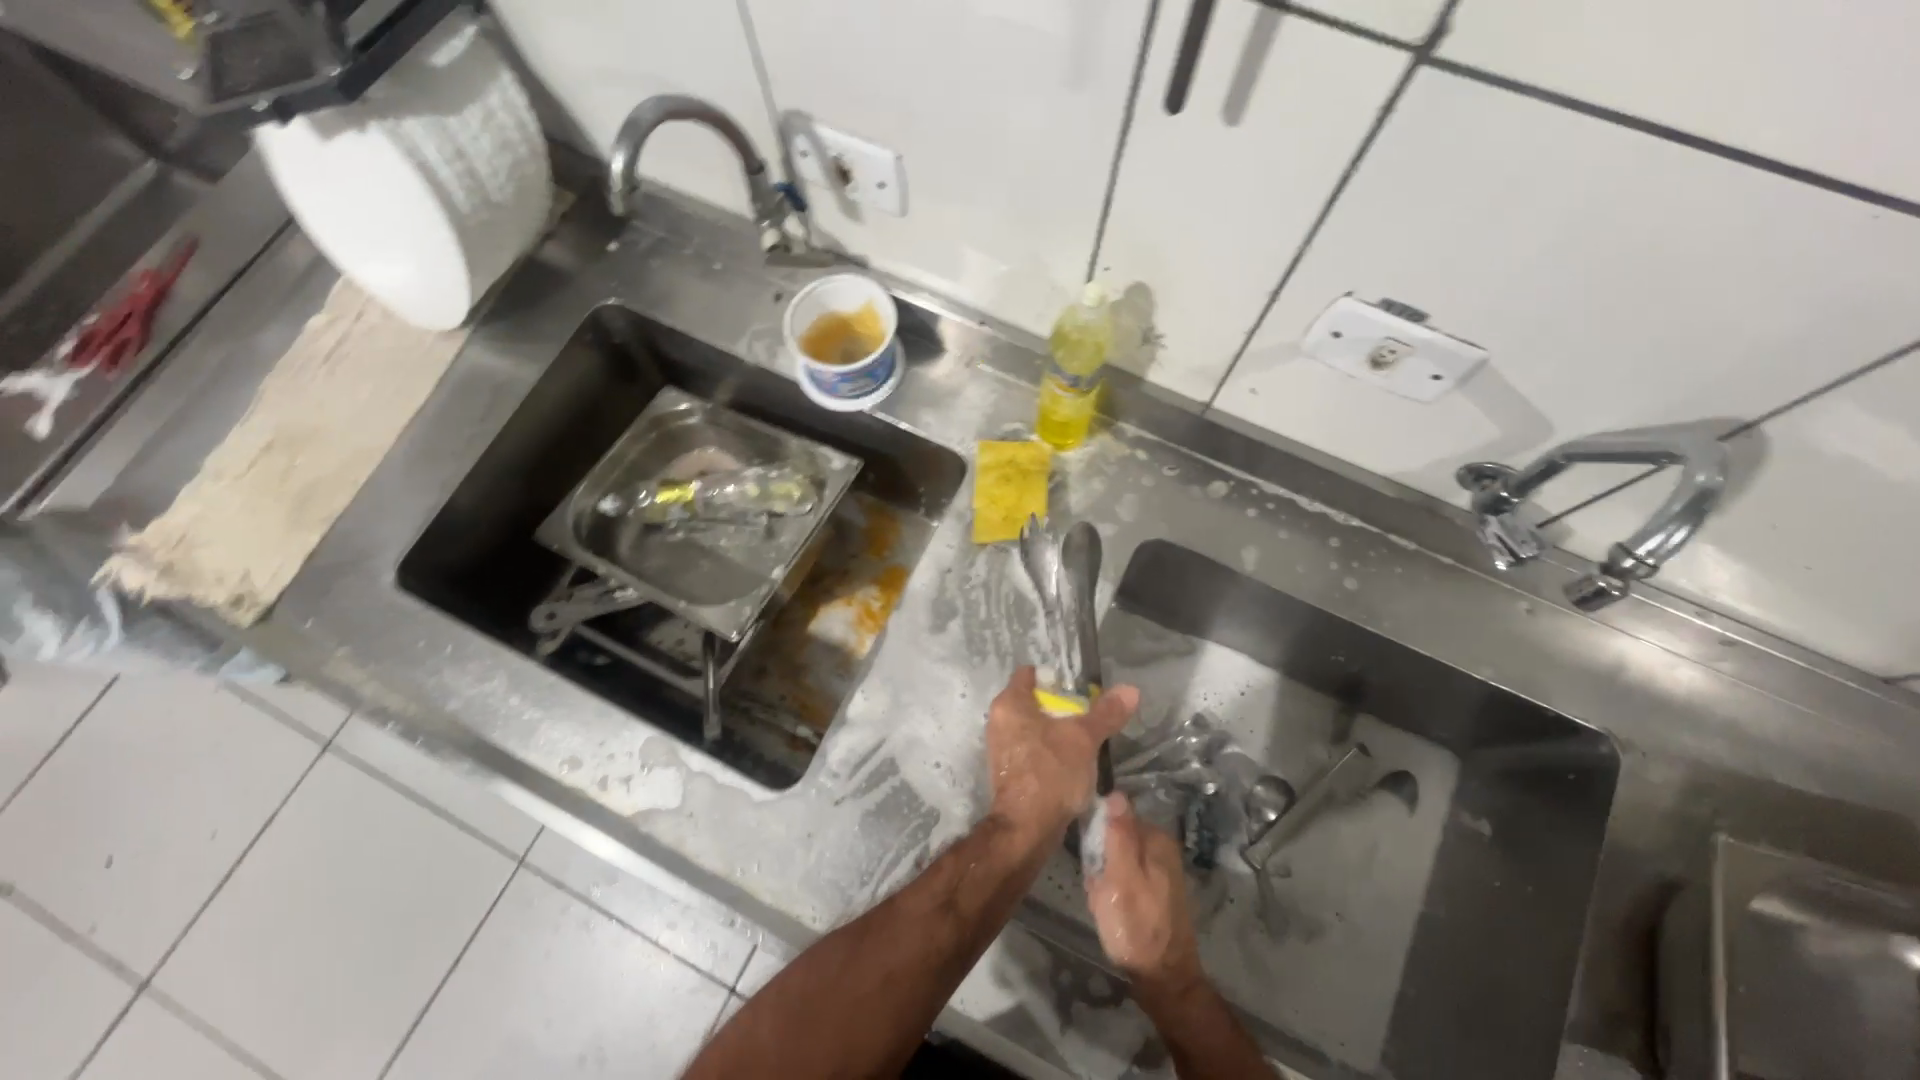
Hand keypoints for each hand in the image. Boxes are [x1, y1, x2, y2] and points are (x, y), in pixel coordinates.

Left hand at [986, 667, 1136, 841]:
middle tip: (1089, 716)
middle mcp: (998, 721)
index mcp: (1009, 704)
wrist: (1027, 827)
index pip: (1030, 674)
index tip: (1079, 690)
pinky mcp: (1008, 771)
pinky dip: (1049, 751)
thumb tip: (1130, 690)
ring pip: (1033, 728)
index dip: (1055, 677)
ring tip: (1084, 740)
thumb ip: (1106, 713)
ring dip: (1056, 732)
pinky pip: (1031, 750)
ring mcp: (1001, 747)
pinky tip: (1070, 763)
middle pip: (1033, 701)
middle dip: (1061, 707)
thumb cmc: (1051, 773)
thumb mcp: (1084, 739)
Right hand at [1085, 793, 1202, 992]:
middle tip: (1098, 889)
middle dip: (1099, 862)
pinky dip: (1113, 893)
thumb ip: (1119, 835)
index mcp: (1156, 839)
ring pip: (1115, 861)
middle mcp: (1162, 848)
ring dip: (1103, 880)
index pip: (1114, 816)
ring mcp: (1160, 870)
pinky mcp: (1156, 890)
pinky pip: (1123, 880)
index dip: (1096, 838)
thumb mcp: (1120, 877)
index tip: (1092, 863)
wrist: (1163, 977)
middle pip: (1114, 839)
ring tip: (1103, 903)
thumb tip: (1116, 792)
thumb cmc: (1136, 926)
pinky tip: (1112, 911)